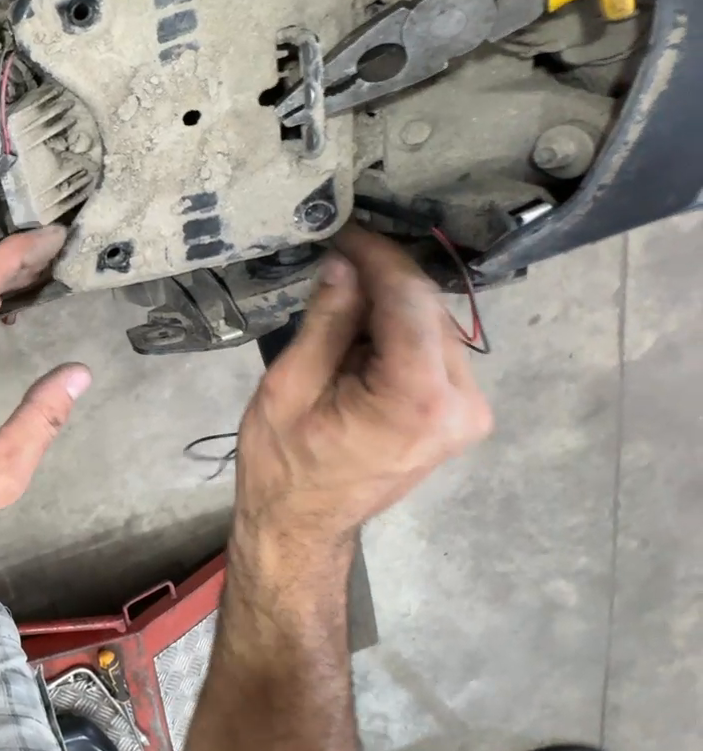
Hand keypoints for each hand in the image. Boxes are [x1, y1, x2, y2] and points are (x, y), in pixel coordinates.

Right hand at [234, 227, 493, 581]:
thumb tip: (343, 266)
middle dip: (383, 282)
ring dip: (388, 308)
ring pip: (434, 331)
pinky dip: (396, 335)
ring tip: (337, 298)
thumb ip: (325, 326)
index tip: (347, 229)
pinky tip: (358, 336)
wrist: (300, 521)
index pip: (411, 303)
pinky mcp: (459, 416)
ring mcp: (469, 412)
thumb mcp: (288, 389)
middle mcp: (463, 402)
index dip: (380, 259)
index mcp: (416, 398)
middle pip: (429, 315)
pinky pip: (432, 355)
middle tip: (334, 257)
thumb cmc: (282, 462)